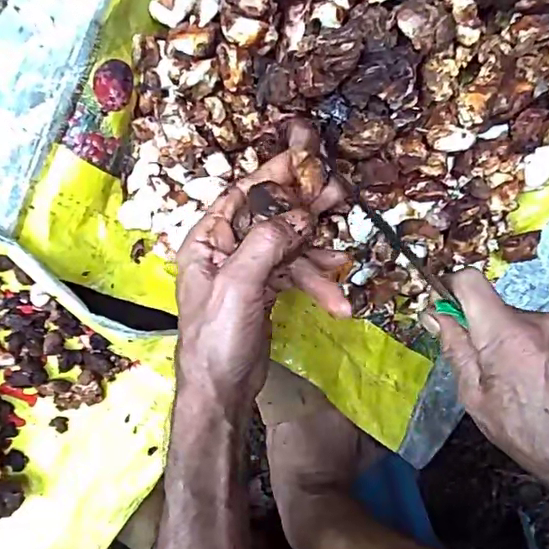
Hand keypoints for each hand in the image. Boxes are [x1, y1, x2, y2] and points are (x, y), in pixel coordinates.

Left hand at [173, 126, 352, 410]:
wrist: (221, 389)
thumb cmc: (216, 337)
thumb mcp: (238, 285)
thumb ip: (267, 243)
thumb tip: (300, 215)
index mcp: (208, 240)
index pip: (242, 195)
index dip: (274, 176)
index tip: (305, 159)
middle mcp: (226, 250)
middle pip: (270, 217)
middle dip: (304, 210)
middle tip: (338, 194)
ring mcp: (247, 271)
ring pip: (288, 249)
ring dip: (315, 258)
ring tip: (340, 262)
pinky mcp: (265, 292)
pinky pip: (293, 275)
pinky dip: (314, 283)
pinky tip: (335, 296)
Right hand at [427, 269, 548, 497]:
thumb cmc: (530, 434)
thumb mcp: (476, 398)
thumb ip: (456, 349)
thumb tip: (436, 317)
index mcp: (506, 334)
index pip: (470, 282)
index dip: (451, 289)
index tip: (444, 307)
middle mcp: (538, 321)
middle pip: (494, 307)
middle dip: (480, 330)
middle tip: (480, 367)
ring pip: (518, 322)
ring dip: (508, 342)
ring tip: (514, 381)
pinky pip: (542, 332)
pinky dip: (531, 348)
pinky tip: (537, 381)